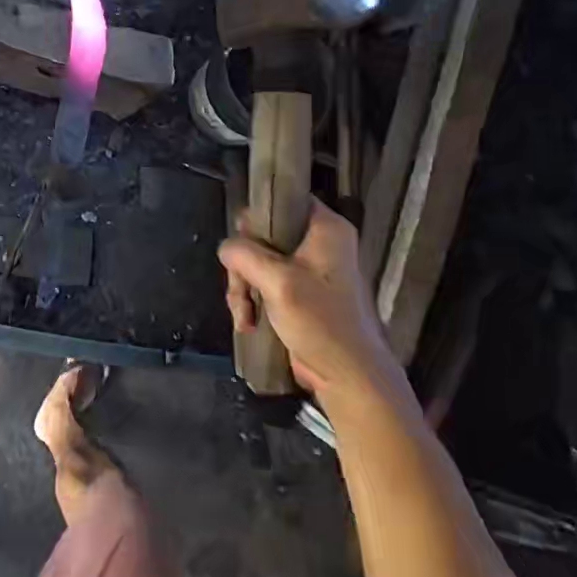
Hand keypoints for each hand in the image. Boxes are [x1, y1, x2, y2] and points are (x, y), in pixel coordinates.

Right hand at [218, 199, 400, 405]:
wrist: (349, 378)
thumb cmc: (322, 322)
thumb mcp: (277, 281)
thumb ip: (244, 254)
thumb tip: (227, 249)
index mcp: (325, 229)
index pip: (283, 199)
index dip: (257, 216)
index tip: (243, 241)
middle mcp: (318, 243)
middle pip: (261, 234)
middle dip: (243, 266)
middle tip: (241, 289)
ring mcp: (307, 270)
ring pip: (256, 261)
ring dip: (243, 288)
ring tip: (244, 315)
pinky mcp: (298, 294)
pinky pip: (261, 283)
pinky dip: (251, 301)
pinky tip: (249, 323)